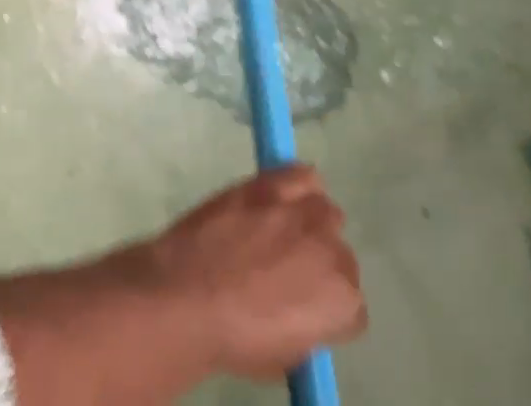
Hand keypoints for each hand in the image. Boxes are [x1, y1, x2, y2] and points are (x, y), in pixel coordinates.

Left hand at [150, 165, 366, 380]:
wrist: (181, 298)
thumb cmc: (230, 337)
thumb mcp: (285, 355)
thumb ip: (305, 326)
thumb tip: (297, 311)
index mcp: (344, 305)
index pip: (349, 303)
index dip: (317, 301)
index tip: (291, 299)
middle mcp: (332, 258)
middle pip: (338, 253)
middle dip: (311, 261)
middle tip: (276, 265)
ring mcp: (298, 220)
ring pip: (324, 211)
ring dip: (304, 221)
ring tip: (272, 230)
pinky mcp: (264, 192)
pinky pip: (299, 175)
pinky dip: (296, 180)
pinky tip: (278, 191)